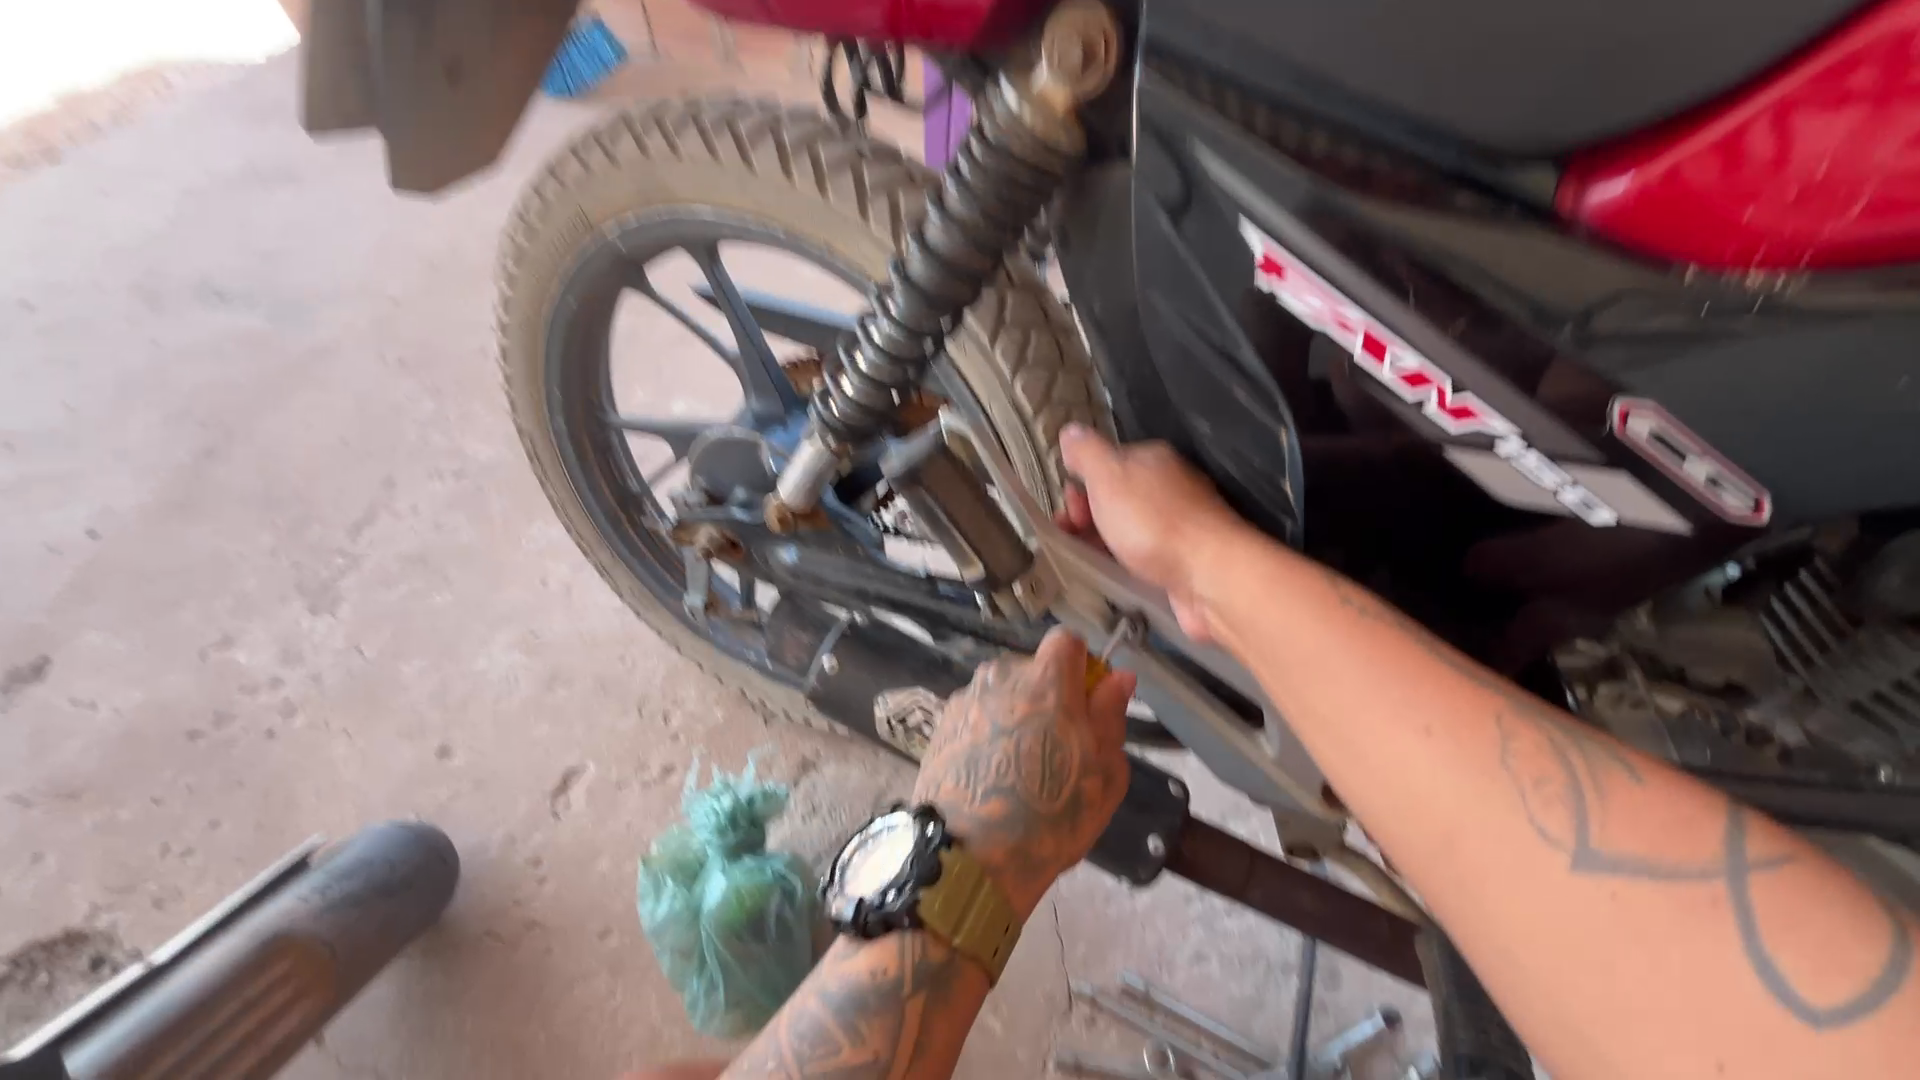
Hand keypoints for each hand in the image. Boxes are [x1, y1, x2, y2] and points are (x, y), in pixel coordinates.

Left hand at [912, 628, 1135, 918]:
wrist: (971, 856)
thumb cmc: (1052, 815)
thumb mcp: (1104, 770)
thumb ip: (1110, 714)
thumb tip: (1118, 676)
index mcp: (1047, 679)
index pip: (1068, 640)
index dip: (1082, 665)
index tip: (1088, 700)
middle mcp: (1001, 676)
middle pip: (1033, 668)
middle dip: (1049, 693)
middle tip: (1059, 743)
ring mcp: (967, 699)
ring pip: (1003, 691)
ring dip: (1017, 712)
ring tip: (1020, 764)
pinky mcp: (942, 724)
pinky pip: (978, 714)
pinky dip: (989, 731)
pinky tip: (992, 772)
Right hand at [1057, 425, 1251, 642]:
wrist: (1209, 575)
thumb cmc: (1153, 521)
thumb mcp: (1109, 476)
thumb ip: (1087, 453)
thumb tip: (1071, 432)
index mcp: (1153, 460)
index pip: (1108, 462)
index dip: (1081, 483)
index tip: (1067, 505)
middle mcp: (1169, 486)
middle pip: (1116, 496)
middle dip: (1087, 514)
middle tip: (1071, 532)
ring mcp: (1179, 524)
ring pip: (1127, 528)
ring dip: (1100, 540)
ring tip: (1082, 557)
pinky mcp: (1182, 558)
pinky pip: (1141, 555)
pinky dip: (1121, 562)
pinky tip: (1110, 571)